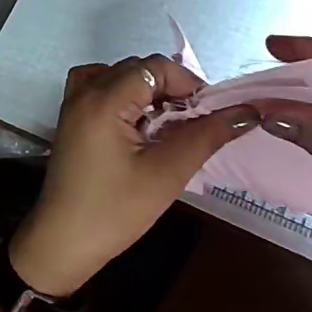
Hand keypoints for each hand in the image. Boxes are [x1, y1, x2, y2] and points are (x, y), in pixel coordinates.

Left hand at [11, 55, 258, 297]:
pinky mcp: (72, 119)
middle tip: (191, 123)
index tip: (208, 115)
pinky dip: (125, 96)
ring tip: (166, 124)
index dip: (188, 84)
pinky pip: (101, 88)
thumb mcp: (167, 173)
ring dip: (149, 92)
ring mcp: (73, 104)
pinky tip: (137, 122)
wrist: (63, 245)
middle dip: (172, 89)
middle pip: (139, 68)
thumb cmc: (115, 211)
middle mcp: (85, 91)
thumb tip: (248, 112)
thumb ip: (207, 135)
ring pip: (121, 76)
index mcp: (104, 100)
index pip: (157, 67)